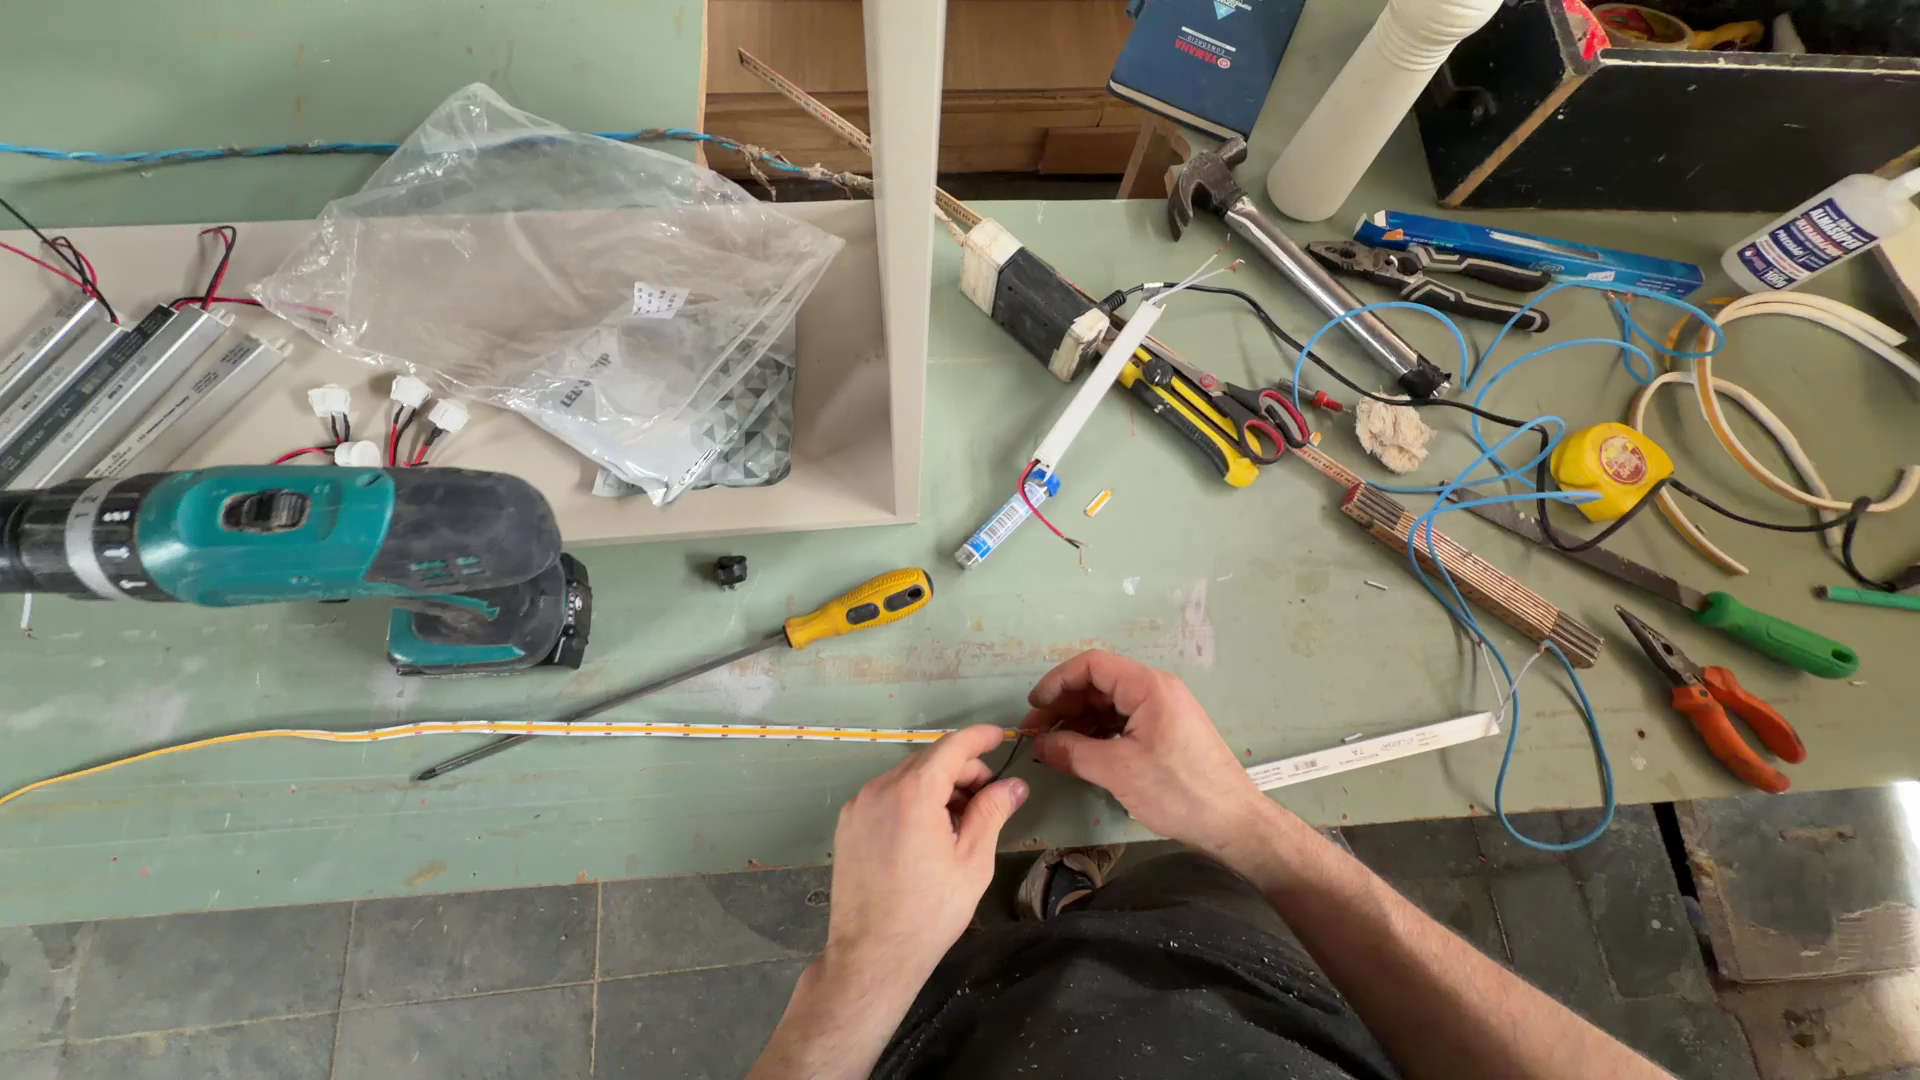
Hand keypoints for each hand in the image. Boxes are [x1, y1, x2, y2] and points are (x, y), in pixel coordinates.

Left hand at [824, 725, 1027, 986]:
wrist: (872, 955)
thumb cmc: (930, 910)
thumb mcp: (972, 860)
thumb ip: (992, 812)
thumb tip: (1014, 784)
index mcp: (913, 792)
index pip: (952, 746)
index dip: (979, 738)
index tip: (1000, 736)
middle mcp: (881, 788)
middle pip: (930, 760)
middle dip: (963, 769)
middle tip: (990, 796)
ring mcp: (859, 805)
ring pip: (907, 777)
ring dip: (938, 785)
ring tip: (961, 820)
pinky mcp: (848, 824)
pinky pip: (887, 795)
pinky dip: (912, 799)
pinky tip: (929, 831)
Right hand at [1023, 650, 1269, 856]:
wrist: (1234, 824)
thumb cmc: (1177, 790)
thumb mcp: (1118, 770)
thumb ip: (1072, 752)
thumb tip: (1040, 745)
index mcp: (1147, 686)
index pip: (1092, 664)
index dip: (1057, 681)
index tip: (1035, 706)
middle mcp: (1155, 689)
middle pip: (1098, 683)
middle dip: (1064, 704)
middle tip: (1038, 732)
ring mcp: (1161, 710)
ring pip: (1108, 704)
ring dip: (1078, 721)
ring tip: (1054, 746)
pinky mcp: (1164, 731)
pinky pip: (1121, 721)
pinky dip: (1097, 733)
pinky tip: (1080, 752)